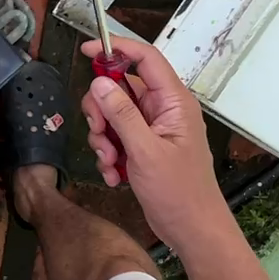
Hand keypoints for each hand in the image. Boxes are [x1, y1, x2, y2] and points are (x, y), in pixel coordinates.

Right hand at [80, 37, 232, 253]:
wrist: (192, 230)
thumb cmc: (178, 192)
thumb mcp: (145, 151)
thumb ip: (121, 114)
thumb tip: (99, 81)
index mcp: (173, 102)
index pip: (145, 59)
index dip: (116, 49)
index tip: (86, 50)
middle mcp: (162, 109)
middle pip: (120, 87)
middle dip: (102, 110)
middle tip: (99, 133)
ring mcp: (152, 128)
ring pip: (113, 114)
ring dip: (103, 137)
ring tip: (109, 161)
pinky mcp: (143, 146)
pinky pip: (115, 136)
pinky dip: (108, 153)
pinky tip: (114, 173)